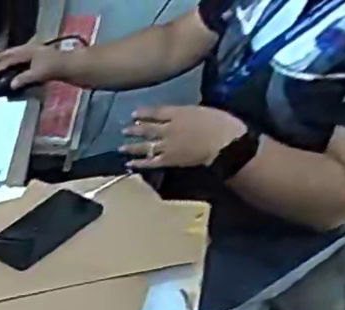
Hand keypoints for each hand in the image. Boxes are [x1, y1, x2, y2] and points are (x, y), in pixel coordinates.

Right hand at [0, 40, 81, 89]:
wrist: (64, 64)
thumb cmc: (51, 68)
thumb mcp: (38, 74)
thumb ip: (24, 78)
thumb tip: (11, 84)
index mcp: (28, 51)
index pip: (10, 58)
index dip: (0, 66)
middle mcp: (26, 49)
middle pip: (6, 54)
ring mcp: (26, 53)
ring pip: (8, 55)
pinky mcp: (27, 58)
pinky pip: (12, 59)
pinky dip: (3, 63)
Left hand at [122, 106, 247, 169]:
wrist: (224, 142)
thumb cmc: (221, 123)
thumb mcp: (203, 111)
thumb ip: (186, 114)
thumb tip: (175, 116)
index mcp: (180, 114)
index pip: (157, 112)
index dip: (144, 113)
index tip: (133, 114)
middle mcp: (168, 129)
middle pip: (147, 129)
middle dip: (134, 130)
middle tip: (123, 131)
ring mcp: (165, 146)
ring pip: (144, 146)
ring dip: (131, 147)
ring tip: (120, 147)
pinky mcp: (166, 160)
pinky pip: (148, 162)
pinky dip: (137, 164)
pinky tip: (128, 164)